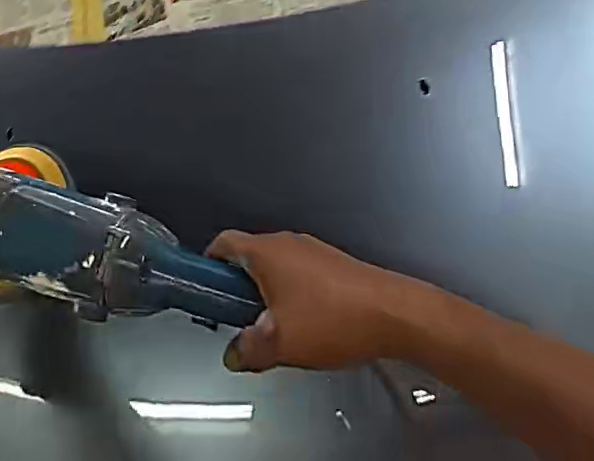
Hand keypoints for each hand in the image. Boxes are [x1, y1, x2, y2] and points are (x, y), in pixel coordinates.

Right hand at [206, 230, 426, 372]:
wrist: (390, 312)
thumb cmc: (333, 319)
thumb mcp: (279, 344)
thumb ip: (248, 348)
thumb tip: (235, 351)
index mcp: (267, 251)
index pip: (225, 242)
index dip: (208, 262)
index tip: (203, 288)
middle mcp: (287, 242)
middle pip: (248, 254)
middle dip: (237, 286)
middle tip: (235, 319)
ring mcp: (311, 249)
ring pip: (274, 265)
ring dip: (265, 291)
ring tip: (269, 327)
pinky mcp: (330, 262)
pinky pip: (297, 271)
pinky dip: (289, 291)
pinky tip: (300, 323)